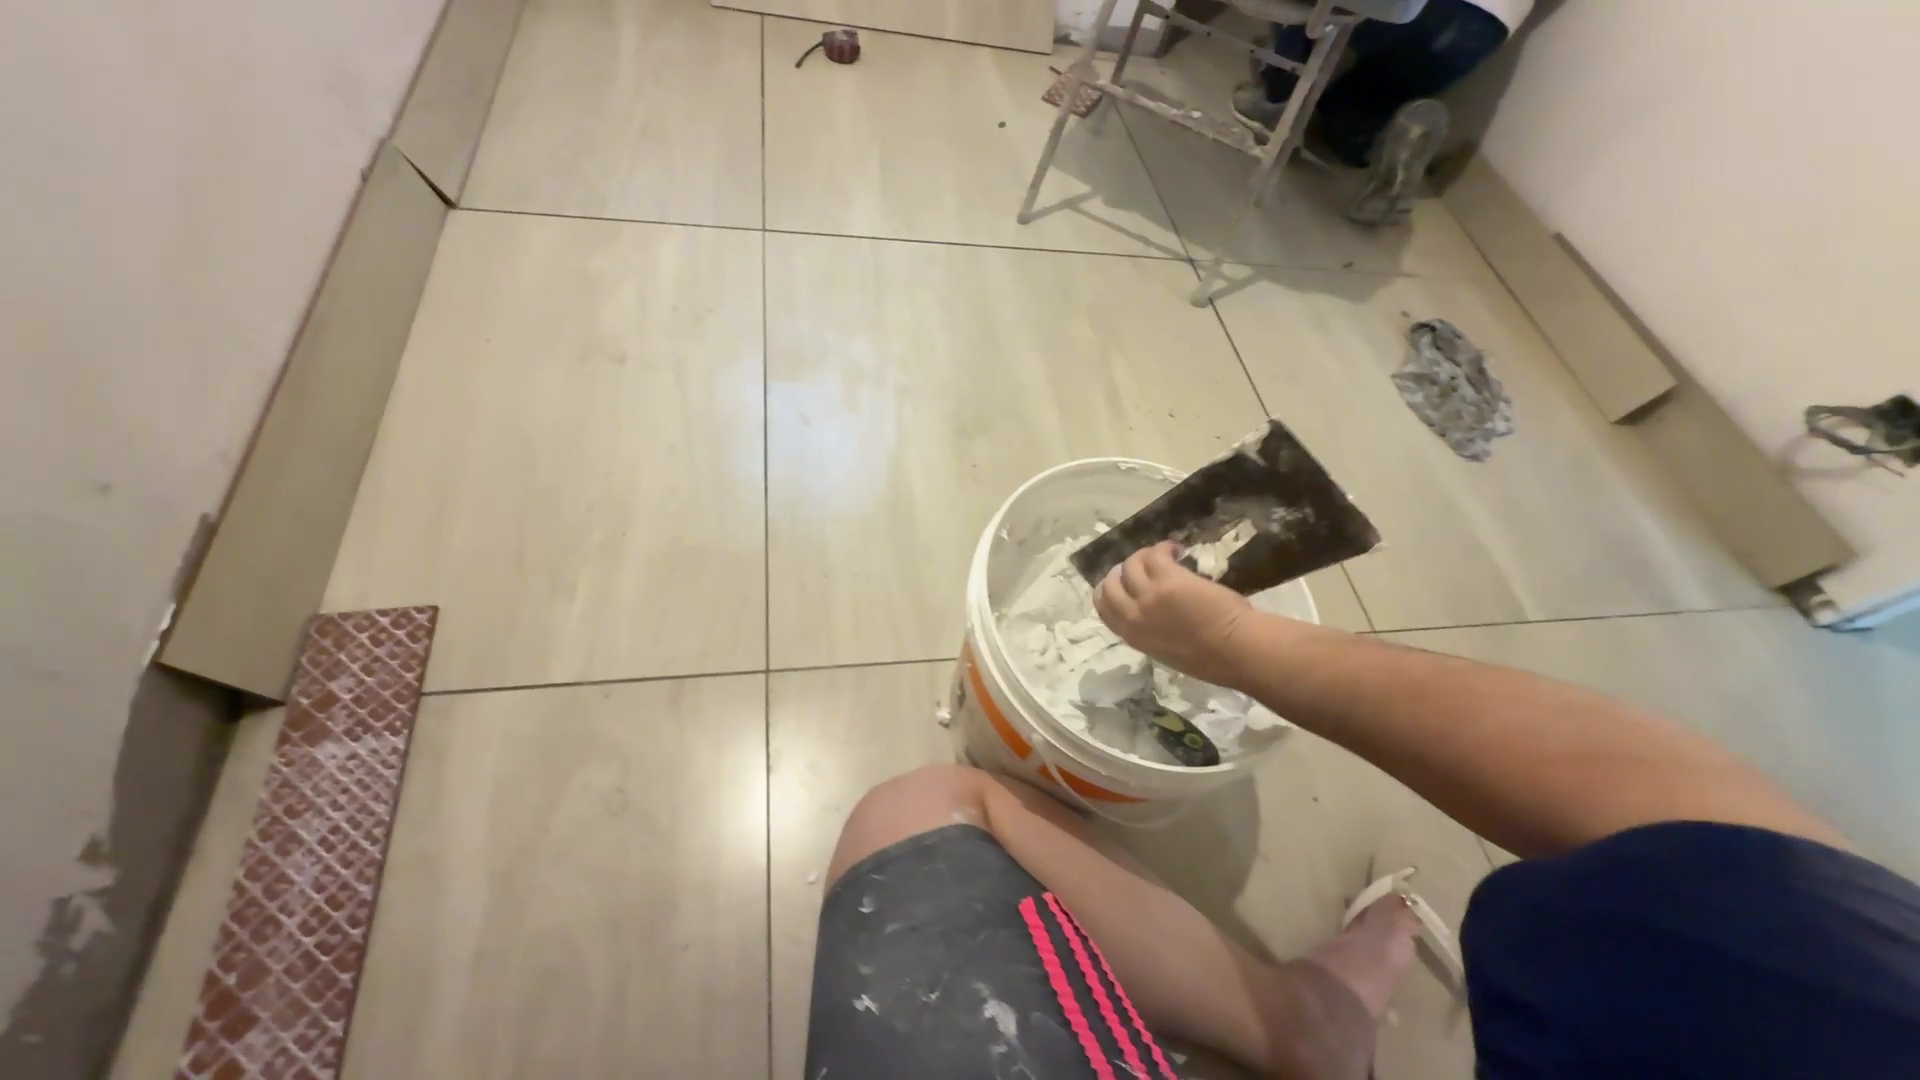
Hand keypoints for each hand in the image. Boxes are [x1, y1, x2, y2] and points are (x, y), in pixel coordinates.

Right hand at [1093, 542, 1254, 688]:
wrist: (1236, 650)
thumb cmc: (1210, 659)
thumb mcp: (1165, 650)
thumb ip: (1150, 630)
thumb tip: (1149, 608)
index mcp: (1133, 636)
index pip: (1104, 607)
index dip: (1111, 589)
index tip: (1124, 581)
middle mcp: (1134, 615)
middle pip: (1111, 582)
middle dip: (1123, 570)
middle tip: (1143, 565)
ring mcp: (1148, 596)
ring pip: (1131, 564)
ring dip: (1145, 556)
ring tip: (1166, 555)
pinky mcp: (1168, 578)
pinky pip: (1154, 554)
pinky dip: (1164, 548)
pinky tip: (1178, 550)